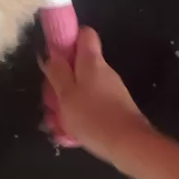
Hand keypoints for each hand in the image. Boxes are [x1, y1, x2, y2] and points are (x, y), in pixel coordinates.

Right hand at [39, 26, 154, 158]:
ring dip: (67, 102)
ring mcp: (111, 90)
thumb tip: (50, 54)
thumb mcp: (66, 95)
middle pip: (79, 65)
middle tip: (50, 98)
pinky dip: (79, 115)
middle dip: (61, 80)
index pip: (84, 34)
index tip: (53, 55)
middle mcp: (104, 71)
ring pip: (82, 89)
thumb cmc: (93, 116)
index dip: (68, 39)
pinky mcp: (114, 107)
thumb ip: (57, 72)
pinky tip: (68, 134)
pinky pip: (91, 105)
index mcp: (92, 62)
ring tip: (55, 122)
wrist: (128, 144)